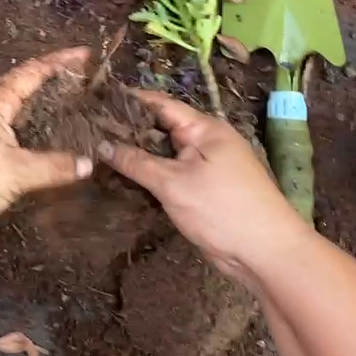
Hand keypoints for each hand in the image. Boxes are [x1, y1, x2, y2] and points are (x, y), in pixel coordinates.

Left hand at [0, 48, 95, 237]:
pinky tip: (34, 135)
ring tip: (65, 105)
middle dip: (51, 81)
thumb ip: (54, 166)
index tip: (86, 54)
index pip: (33, 71)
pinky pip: (0, 120)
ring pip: (9, 104)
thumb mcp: (17, 173)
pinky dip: (22, 122)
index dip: (61, 61)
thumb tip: (88, 163)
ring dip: (35, 102)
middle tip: (83, 82)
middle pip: (20, 84)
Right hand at [95, 90, 313, 281]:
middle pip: (160, 128)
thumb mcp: (173, 183)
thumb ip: (135, 162)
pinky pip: (170, 173)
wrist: (267, 254)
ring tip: (97, 152)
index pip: (160, 105)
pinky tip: (122, 178)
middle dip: (127, 129)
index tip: (96, 102)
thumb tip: (101, 145)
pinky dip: (148, 174)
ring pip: (163, 153)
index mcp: (204, 129)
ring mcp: (206, 166)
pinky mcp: (203, 189)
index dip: (128, 101)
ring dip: (136, 155)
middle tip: (89, 131)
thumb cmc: (222, 210)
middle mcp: (206, 142)